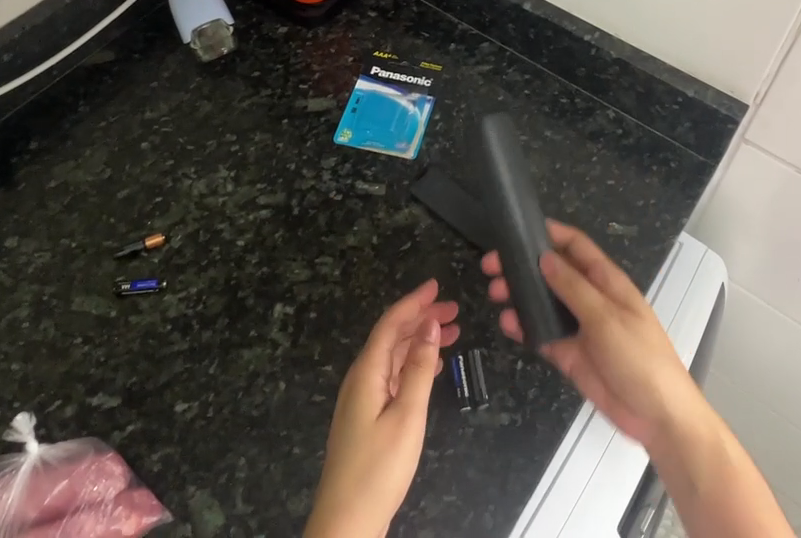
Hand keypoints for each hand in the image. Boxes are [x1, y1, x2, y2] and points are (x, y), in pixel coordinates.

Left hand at [304, 279, 460, 537]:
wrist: (347, 520)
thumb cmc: (379, 468)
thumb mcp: (407, 416)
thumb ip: (419, 369)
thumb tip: (430, 326)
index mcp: (367, 372)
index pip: (391, 323)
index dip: (413, 301)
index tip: (436, 285)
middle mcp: (361, 378)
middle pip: (392, 336)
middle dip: (421, 318)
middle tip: (453, 310)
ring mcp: (362, 398)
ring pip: (393, 356)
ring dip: (420, 341)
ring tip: (451, 334)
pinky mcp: (366, 416)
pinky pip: (392, 376)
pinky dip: (413, 365)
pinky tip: (431, 368)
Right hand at [482, 221, 706, 451]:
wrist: (656, 416)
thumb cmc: (639, 357)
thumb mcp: (606, 317)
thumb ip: (573, 288)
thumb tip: (545, 258)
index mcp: (607, 282)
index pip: (576, 247)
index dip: (551, 234)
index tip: (518, 229)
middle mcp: (591, 299)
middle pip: (553, 273)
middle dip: (523, 266)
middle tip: (492, 265)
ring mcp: (579, 327)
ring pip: (543, 302)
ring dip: (519, 295)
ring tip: (495, 292)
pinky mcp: (570, 354)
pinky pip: (542, 333)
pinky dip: (523, 327)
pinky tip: (508, 323)